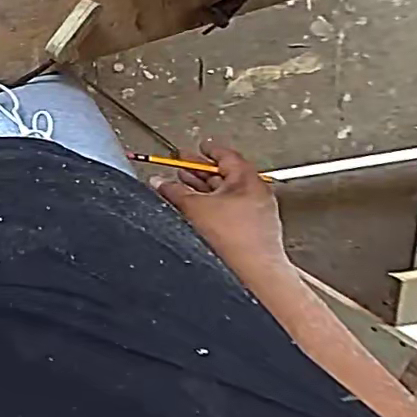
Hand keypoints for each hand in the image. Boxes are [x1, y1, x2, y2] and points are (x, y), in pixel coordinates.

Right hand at [150, 140, 289, 269]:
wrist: (250, 270)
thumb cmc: (233, 238)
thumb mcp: (192, 205)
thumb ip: (173, 189)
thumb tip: (160, 181)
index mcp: (248, 182)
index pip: (228, 157)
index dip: (210, 150)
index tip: (201, 146)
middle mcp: (256, 195)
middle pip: (224, 174)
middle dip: (200, 170)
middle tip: (183, 165)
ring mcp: (255, 213)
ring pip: (225, 193)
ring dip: (202, 188)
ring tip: (182, 187)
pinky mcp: (250, 229)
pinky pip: (227, 209)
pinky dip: (210, 204)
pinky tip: (194, 209)